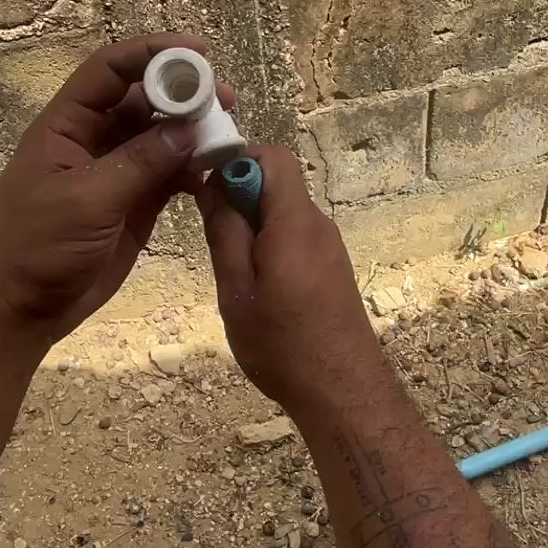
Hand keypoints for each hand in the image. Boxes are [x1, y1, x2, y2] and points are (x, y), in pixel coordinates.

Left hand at [0, 33, 234, 341]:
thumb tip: (188, 129)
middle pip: (144, 100)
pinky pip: (170, 175)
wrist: (21, 308)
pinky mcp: (135, 204)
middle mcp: (95, 141)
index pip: (110, 71)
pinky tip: (216, 171)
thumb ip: (139, 162)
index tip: (197, 51)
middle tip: (227, 97)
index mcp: (68, 126)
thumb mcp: (87, 199)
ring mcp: (118, 173)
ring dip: (195, 132)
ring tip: (230, 132)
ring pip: (162, 138)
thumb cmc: (37, 246)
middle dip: (184, 93)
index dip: (151, 53)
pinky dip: (194, 170)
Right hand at [195, 146, 389, 415]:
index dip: (236, 160)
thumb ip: (225, 233)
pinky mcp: (332, 269)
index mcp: (295, 221)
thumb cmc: (282, 344)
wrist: (342, 390)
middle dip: (240, 198)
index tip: (205, 187)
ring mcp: (330, 247)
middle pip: (277, 184)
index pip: (272, 157)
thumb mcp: (237, 290)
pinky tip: (259, 288)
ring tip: (234, 273)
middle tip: (214, 240)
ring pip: (284, 214)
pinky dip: (271, 247)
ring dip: (253, 228)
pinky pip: (295, 238)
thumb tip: (213, 185)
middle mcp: (319, 225)